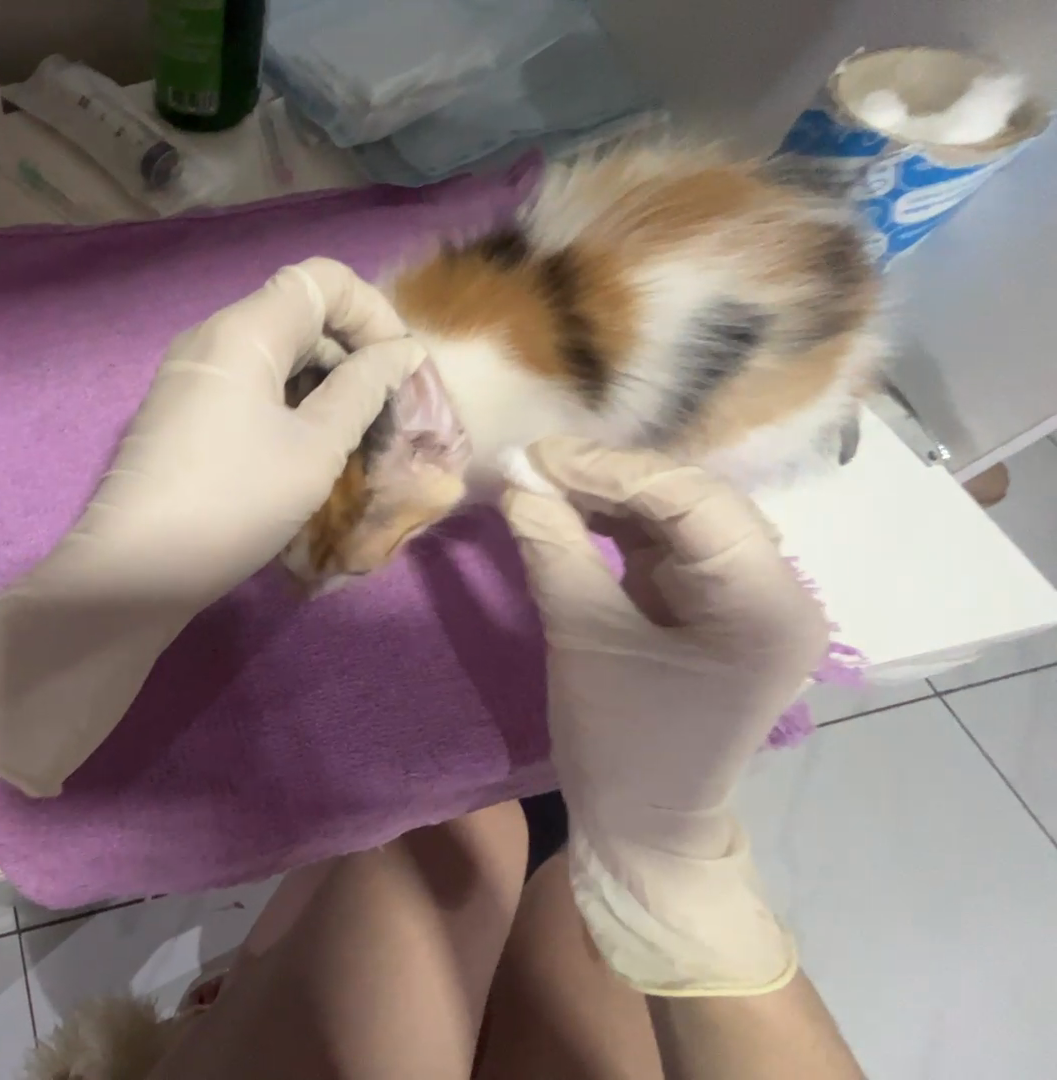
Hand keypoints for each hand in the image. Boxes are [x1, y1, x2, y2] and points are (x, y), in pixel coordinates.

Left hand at [0, 258, 427, 795]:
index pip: (322, 279)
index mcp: (242, 330)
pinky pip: (242, 390)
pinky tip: (302, 454)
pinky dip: (282, 407)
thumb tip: (399, 352)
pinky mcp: (176, 415)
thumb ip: (362, 389)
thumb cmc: (233, 503)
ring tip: (350, 442)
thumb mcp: (314, 448)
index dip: (373, 312)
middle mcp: (208, 339)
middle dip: (350, 355)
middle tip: (384, 416)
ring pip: (270, 359)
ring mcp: (186, 378)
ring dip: (318, 387)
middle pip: (296, 317)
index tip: (399, 369)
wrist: (134, 570)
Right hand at [501, 437, 829, 996]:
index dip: (610, 470)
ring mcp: (739, 595)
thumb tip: (514, 483)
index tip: (532, 458)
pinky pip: (658, 544)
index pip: (694, 502)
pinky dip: (608, 523)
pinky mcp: (704, 605)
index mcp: (763, 603)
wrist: (643, 821)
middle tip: (526, 464)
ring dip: (602, 495)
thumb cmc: (621, 741)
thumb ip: (554, 552)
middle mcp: (770, 587)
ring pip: (673, 515)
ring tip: (535, 480)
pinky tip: (563, 510)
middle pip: (690, 500)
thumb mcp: (582, 640)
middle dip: (604, 476)